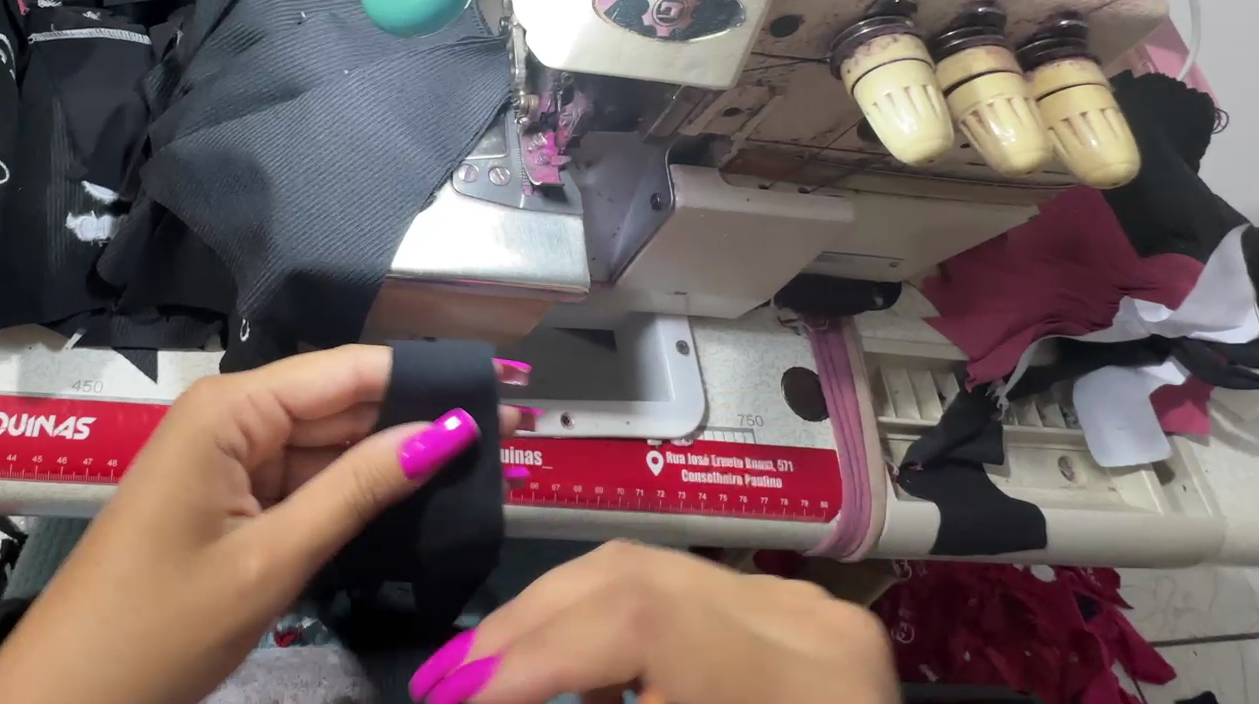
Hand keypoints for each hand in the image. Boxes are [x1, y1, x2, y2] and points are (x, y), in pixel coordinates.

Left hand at [0, 344, 530, 703]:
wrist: (64, 695)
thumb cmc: (161, 625)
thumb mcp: (273, 558)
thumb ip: (360, 488)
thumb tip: (446, 431)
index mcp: (232, 407)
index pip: (346, 370)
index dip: (420, 378)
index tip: (492, 392)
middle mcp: (233, 412)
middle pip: (339, 400)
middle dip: (411, 417)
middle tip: (497, 434)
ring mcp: (230, 450)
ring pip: (325, 439)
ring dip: (387, 453)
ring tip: (470, 462)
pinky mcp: (231, 487)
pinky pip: (302, 472)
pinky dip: (349, 486)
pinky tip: (407, 491)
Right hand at [407, 541, 895, 703]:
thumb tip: (482, 689)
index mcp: (807, 686)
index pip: (642, 622)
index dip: (536, 653)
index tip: (456, 696)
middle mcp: (802, 619)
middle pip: (628, 576)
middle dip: (524, 628)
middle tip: (451, 679)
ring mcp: (793, 603)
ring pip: (635, 567)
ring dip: (551, 616)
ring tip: (494, 667)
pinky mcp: (778, 608)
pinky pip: (664, 585)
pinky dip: (600, 619)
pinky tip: (572, 663)